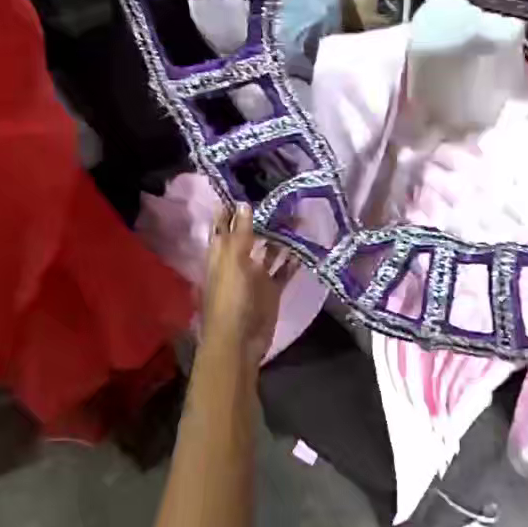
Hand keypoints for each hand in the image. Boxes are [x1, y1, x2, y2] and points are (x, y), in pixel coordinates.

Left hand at [200, 203, 294, 367]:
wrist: (240, 340)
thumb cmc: (231, 299)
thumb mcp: (234, 262)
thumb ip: (240, 234)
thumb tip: (244, 203)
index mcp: (222, 254)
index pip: (224, 224)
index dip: (232, 208)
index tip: (246, 186)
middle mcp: (238, 262)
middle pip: (251, 235)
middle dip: (264, 219)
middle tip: (285, 199)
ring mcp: (256, 276)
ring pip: (270, 251)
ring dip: (282, 237)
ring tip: (300, 217)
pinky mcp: (271, 290)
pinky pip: (283, 271)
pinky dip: (292, 261)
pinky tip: (305, 246)